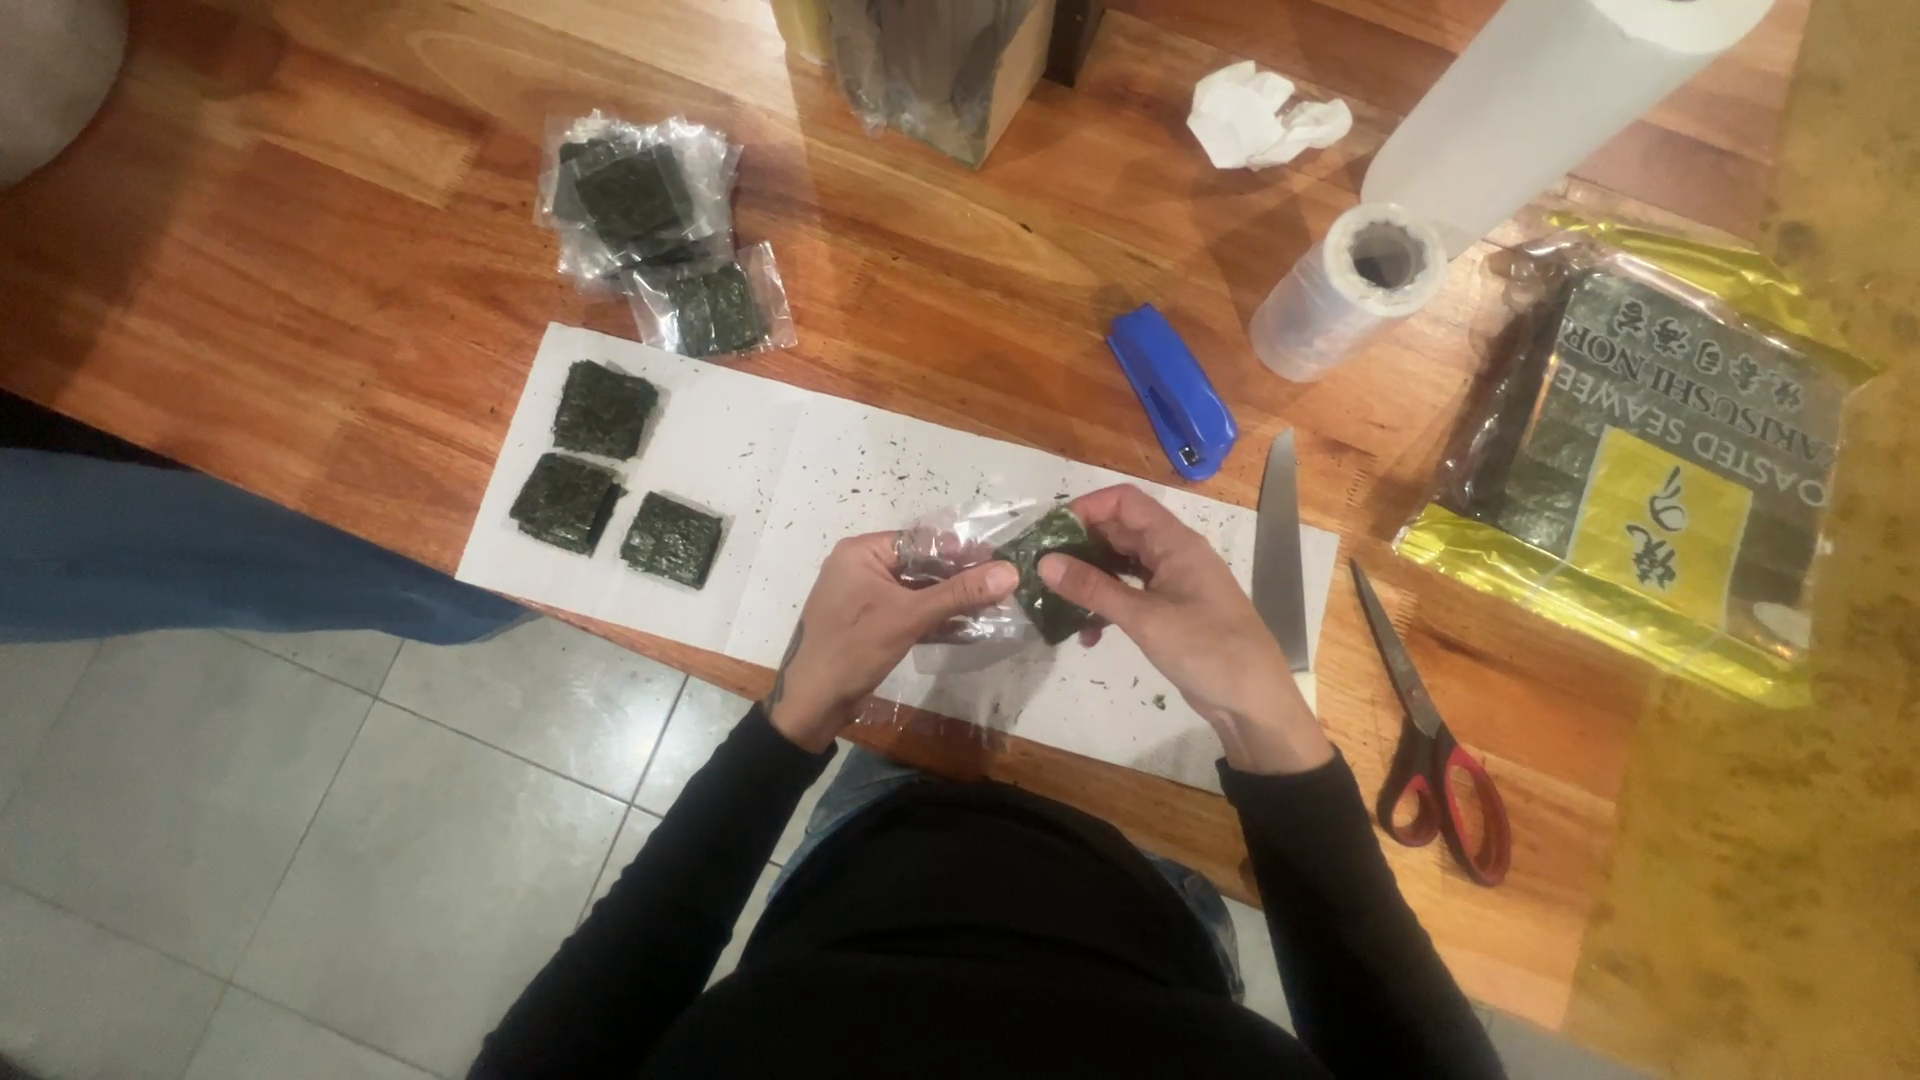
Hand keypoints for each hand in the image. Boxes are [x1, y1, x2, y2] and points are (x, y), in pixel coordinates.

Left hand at [765, 532, 1019, 751]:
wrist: (812, 703)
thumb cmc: (854, 649)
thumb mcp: (909, 616)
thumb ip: (960, 593)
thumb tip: (1011, 572)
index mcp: (862, 552)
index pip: (922, 541)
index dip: (961, 552)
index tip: (999, 563)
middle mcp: (861, 567)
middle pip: (921, 565)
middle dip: (959, 579)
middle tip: (1002, 587)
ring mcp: (865, 597)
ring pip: (917, 591)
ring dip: (951, 601)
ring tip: (994, 607)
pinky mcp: (871, 623)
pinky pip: (908, 611)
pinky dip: (934, 618)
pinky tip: (968, 627)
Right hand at [1038, 484, 1332, 774]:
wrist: (1254, 700)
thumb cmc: (1206, 649)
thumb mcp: (1144, 618)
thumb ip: (1093, 588)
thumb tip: (1044, 562)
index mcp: (1175, 543)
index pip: (1126, 502)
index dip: (1087, 507)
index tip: (1050, 531)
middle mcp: (1173, 555)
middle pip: (1119, 532)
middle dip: (1080, 546)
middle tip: (1042, 567)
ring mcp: (1172, 583)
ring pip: (1121, 566)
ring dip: (1090, 579)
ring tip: (1056, 599)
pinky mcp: (1169, 611)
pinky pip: (1130, 595)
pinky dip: (1107, 606)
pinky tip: (1088, 635)